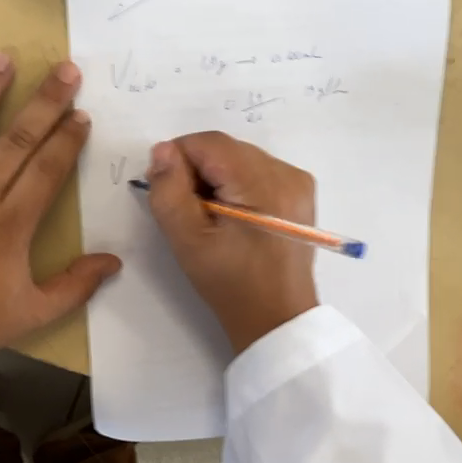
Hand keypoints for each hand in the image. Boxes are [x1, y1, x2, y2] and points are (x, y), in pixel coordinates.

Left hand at [0, 53, 121, 356]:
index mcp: (12, 225)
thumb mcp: (33, 312)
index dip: (67, 139)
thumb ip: (76, 286)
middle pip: (16, 141)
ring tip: (3, 57)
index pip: (47, 169)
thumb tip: (114, 261)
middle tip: (65, 69)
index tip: (81, 114)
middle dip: (44, 102)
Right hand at [144, 132, 318, 353]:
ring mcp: (297, 182)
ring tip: (207, 217)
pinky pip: (257, 172)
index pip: (208, 143)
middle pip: (226, 149)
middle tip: (182, 209)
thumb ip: (170, 192)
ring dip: (215, 178)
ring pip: (240, 159)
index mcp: (263, 184)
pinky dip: (235, 186)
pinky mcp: (299, 194)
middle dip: (197, 170)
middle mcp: (286, 173)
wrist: (275, 318)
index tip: (162, 187)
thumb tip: (162, 150)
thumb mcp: (188, 241)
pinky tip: (229, 218)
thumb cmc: (230, 285)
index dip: (177, 157)